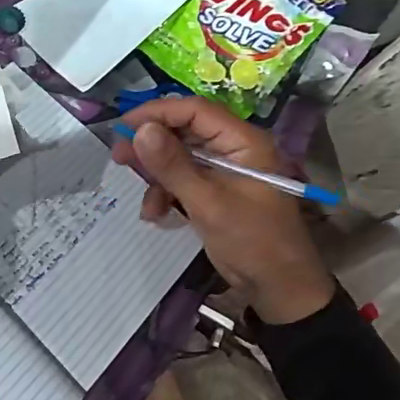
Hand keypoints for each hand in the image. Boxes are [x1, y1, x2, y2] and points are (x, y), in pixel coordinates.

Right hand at [113, 98, 335, 324]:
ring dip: (157, 178)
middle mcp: (233, 148)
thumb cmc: (252, 241)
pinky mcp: (216, 192)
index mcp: (242, 141)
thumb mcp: (208, 203)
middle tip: (119, 156)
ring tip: (146, 203)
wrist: (280, 288)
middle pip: (184, 132)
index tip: (123, 126)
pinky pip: (184, 181)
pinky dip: (167, 194)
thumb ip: (173, 165)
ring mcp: (225, 171)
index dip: (157, 113)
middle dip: (152, 146)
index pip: (194, 111)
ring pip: (180, 158)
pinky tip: (157, 214)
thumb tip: (140, 129)